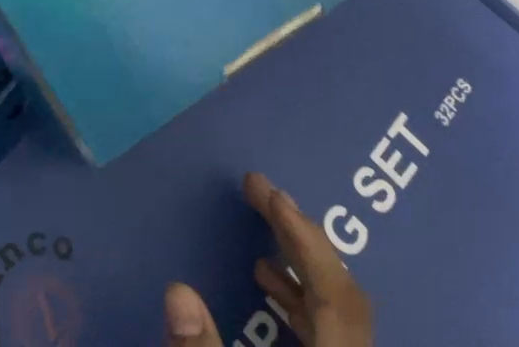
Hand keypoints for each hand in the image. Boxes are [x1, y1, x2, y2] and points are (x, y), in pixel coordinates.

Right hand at [165, 173, 372, 346]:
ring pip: (338, 310)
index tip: (271, 196)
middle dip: (300, 236)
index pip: (333, 294)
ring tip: (263, 226)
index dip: (304, 242)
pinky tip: (268, 283)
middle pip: (340, 293)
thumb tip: (177, 291)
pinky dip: (301, 297)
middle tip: (260, 190)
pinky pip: (330, 327)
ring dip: (301, 263)